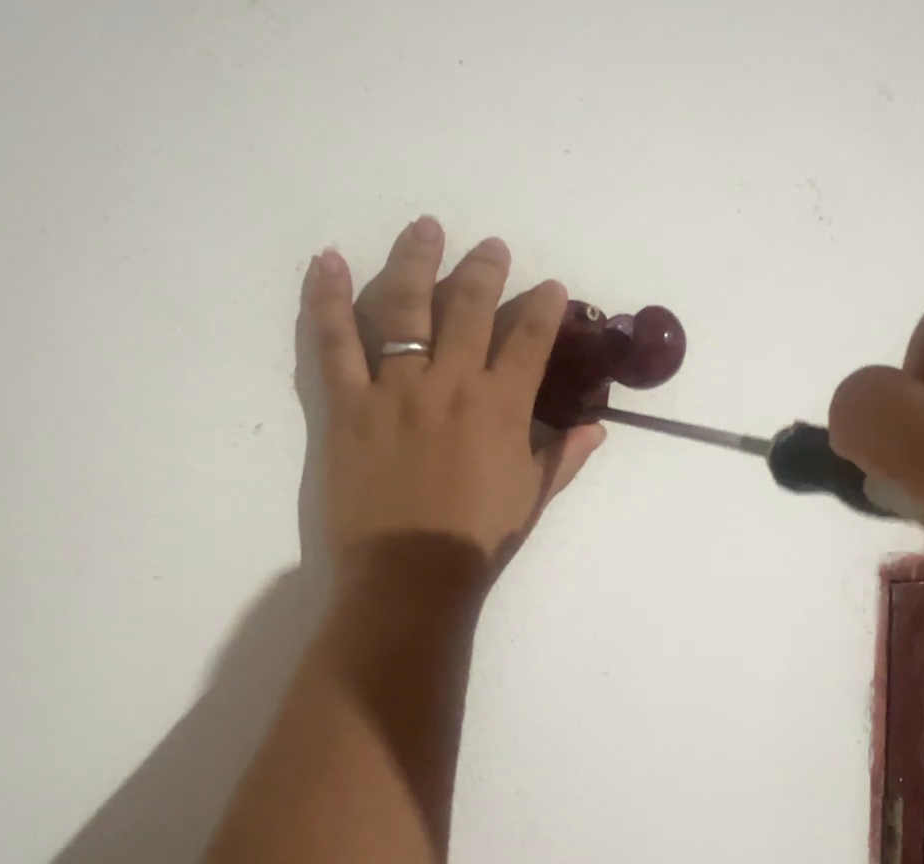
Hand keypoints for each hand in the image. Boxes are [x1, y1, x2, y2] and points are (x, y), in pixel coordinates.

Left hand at [298, 218, 604, 587]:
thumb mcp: (532, 499)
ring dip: (417, 261)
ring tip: (425, 228)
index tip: (551, 287)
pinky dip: (328, 299)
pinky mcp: (347, 405)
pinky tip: (328, 261)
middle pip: (471, 308)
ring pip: (406, 308)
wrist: (410, 575)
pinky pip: (335, 342)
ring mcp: (396, 389)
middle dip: (486, 270)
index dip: (544, 308)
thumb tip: (595, 428)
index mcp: (502, 407)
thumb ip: (563, 457)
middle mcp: (452, 383)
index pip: (530, 340)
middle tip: (492, 247)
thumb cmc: (477, 542)